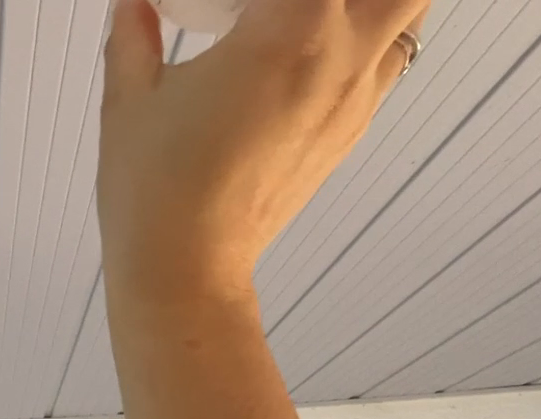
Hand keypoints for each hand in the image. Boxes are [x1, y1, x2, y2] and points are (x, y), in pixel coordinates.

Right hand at [97, 0, 428, 304]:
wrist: (183, 270)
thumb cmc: (156, 192)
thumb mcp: (128, 103)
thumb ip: (133, 34)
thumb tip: (131, 3)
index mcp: (289, 26)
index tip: (230, 7)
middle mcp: (342, 51)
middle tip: (285, 8)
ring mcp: (354, 95)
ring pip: (411, 8)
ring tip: (317, 16)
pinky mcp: (349, 132)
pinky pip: (389, 61)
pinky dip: (368, 40)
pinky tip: (313, 59)